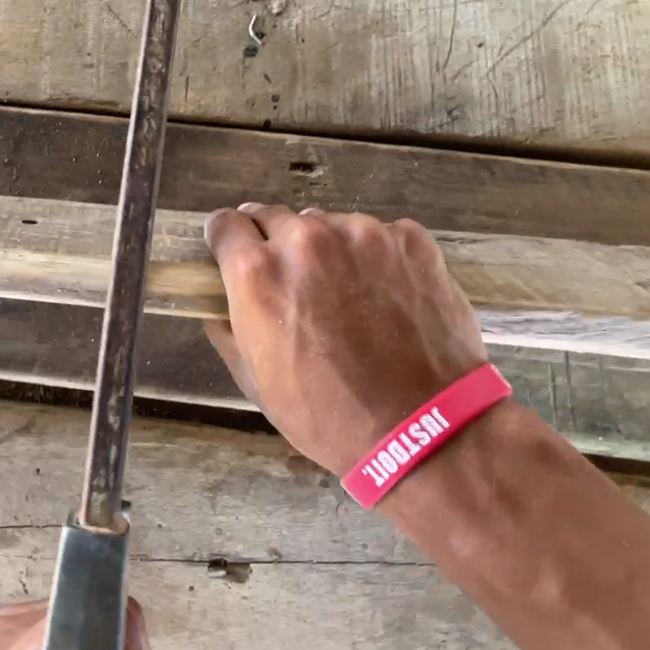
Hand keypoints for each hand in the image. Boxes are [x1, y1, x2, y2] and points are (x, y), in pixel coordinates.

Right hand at [202, 204, 487, 475]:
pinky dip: (374, 256)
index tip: (234, 254)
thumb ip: (228, 330)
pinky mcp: (410, 239)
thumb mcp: (256, 382)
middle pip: (273, 217)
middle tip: (293, 283)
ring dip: (326, 249)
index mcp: (258, 271)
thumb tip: (219, 306)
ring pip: (327, 225)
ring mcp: (362, 233)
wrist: (429, 432)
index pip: (224, 223)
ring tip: (348, 295)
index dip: (227, 241)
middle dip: (274, 244)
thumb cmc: (329, 416)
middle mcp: (305, 238)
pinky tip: (386, 296)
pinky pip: (377, 235)